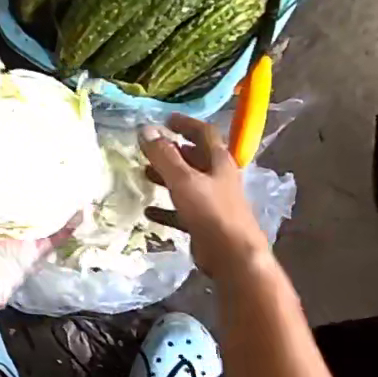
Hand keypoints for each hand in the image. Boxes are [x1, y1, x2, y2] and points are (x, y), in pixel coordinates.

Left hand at [0, 160, 70, 323]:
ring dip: (57, 194)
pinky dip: (68, 225)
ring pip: (42, 210)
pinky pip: (53, 237)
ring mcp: (17, 234)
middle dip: (32, 171)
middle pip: (19, 190)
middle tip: (48, 144)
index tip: (7, 131)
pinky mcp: (31, 253)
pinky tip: (82, 208)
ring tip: (72, 169)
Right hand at [139, 115, 273, 281]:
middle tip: (149, 149)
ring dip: (167, 177)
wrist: (233, 256)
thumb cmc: (211, 212)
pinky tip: (148, 210)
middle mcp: (218, 178)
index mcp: (219, 162)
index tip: (165, 120)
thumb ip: (164, 155)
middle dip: (172, 151)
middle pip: (195, 158)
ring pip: (187, 183)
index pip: (204, 133)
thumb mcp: (183, 180)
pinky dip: (166, 207)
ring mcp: (213, 201)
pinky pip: (181, 210)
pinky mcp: (205, 223)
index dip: (186, 124)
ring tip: (144, 174)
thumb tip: (144, 130)